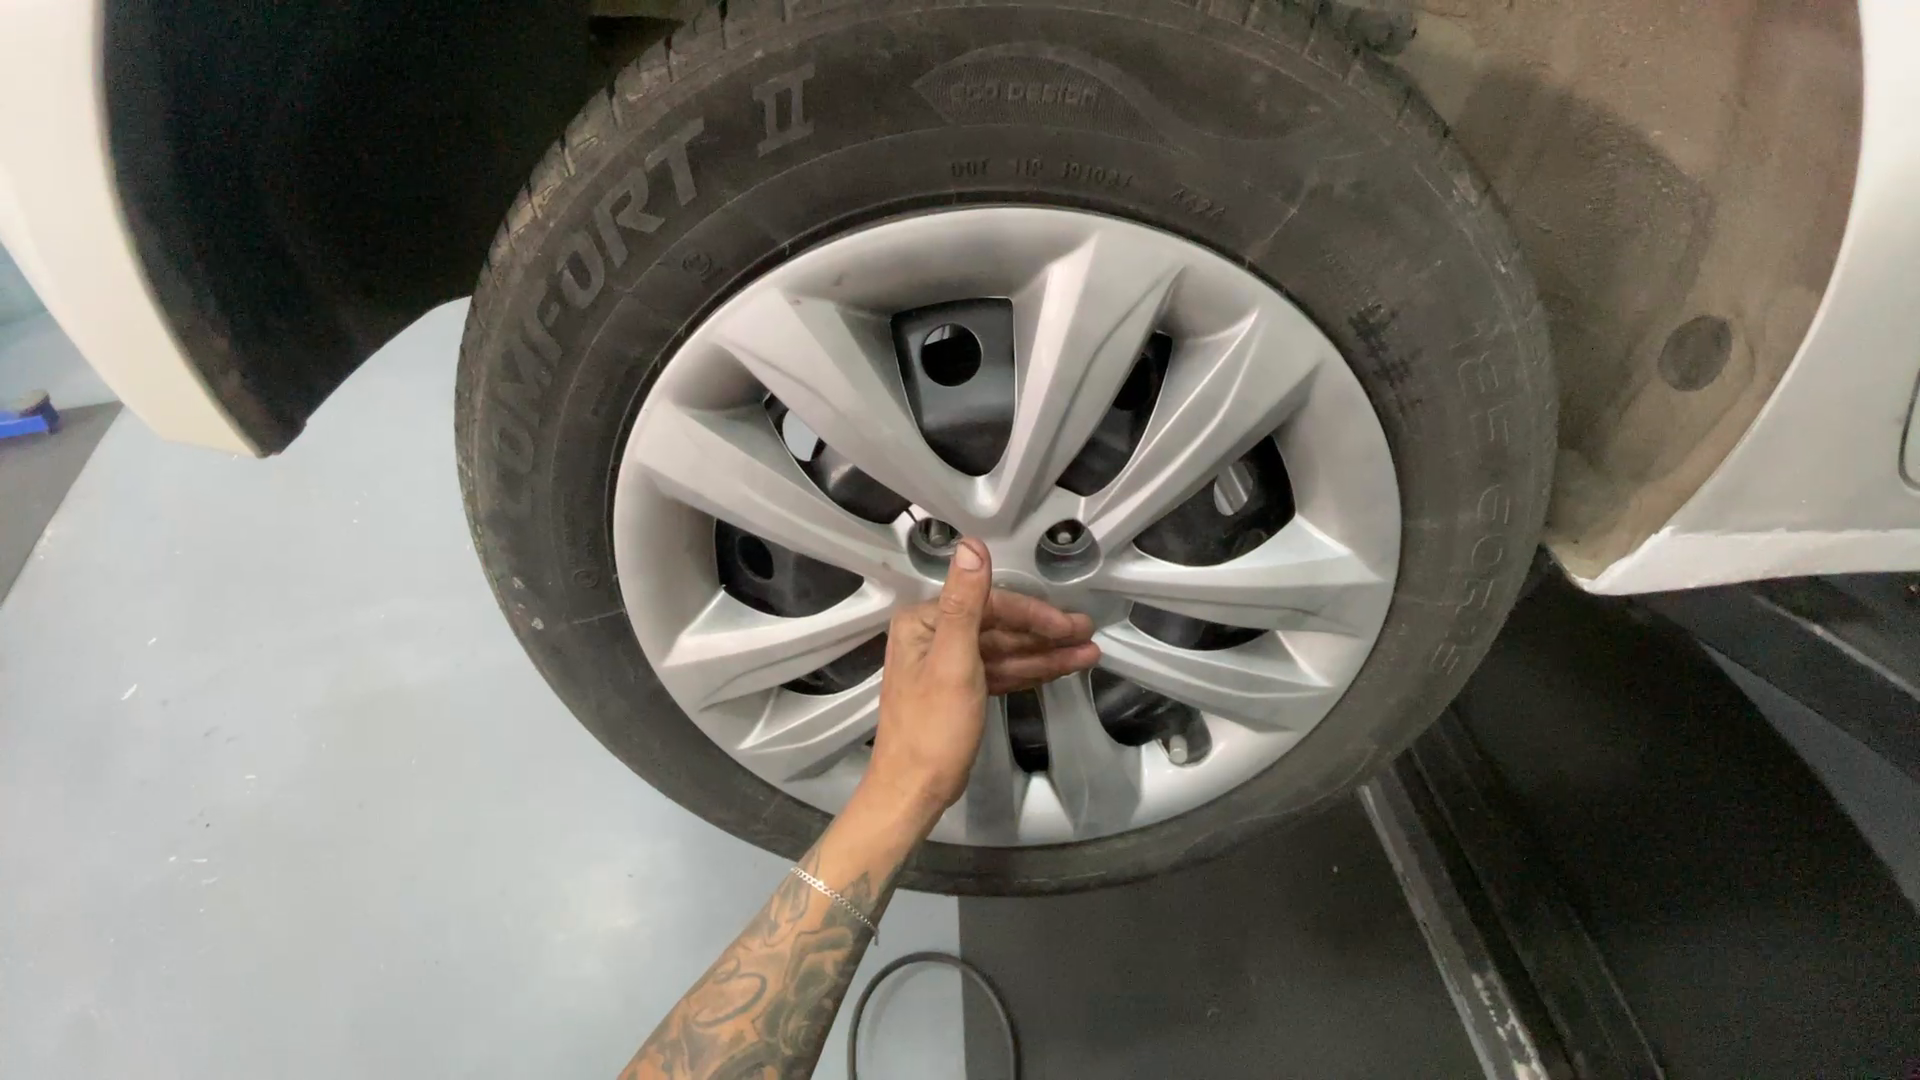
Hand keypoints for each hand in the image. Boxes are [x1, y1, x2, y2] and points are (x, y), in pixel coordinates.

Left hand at [864, 538, 1098, 825]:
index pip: (989, 605)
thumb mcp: (952, 663)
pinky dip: (1029, 671)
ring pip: (1005, 651)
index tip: (1070, 625)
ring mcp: (947, 665)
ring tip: (1088, 655)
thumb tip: (970, 546)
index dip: (1033, 613)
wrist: (913, 792)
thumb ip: (966, 604)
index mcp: (925, 623)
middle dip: (1045, 633)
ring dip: (1045, 653)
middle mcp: (933, 637)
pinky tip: (1059, 670)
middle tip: (1088, 635)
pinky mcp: (960, 691)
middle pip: (1000, 626)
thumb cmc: (931, 730)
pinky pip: (1000, 672)